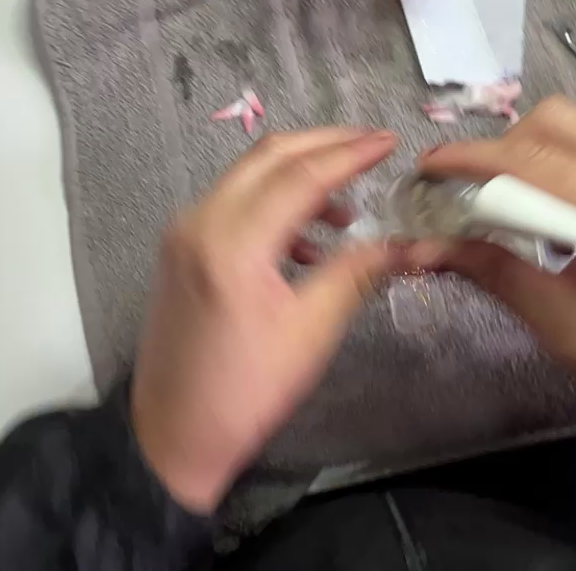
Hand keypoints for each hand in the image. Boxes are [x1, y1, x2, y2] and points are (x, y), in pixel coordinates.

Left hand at [131, 128, 422, 512]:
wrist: (170, 434)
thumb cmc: (244, 392)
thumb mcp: (310, 333)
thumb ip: (356, 273)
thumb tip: (404, 243)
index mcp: (233, 242)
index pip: (301, 175)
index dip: (350, 154)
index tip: (390, 141)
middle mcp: (201, 219)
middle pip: (269, 156)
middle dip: (324, 144)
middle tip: (370, 146)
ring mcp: (186, 228)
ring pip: (250, 173)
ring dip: (299, 173)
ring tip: (346, 207)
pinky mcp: (182, 242)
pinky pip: (235, 201)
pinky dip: (274, 202)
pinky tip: (307, 240)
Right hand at [421, 98, 575, 493]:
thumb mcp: (568, 330)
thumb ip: (494, 271)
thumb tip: (422, 246)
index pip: (532, 159)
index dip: (469, 159)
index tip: (425, 169)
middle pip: (558, 121)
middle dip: (501, 145)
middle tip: (467, 189)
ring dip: (533, 149)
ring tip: (502, 196)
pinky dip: (565, 163)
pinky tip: (550, 208)